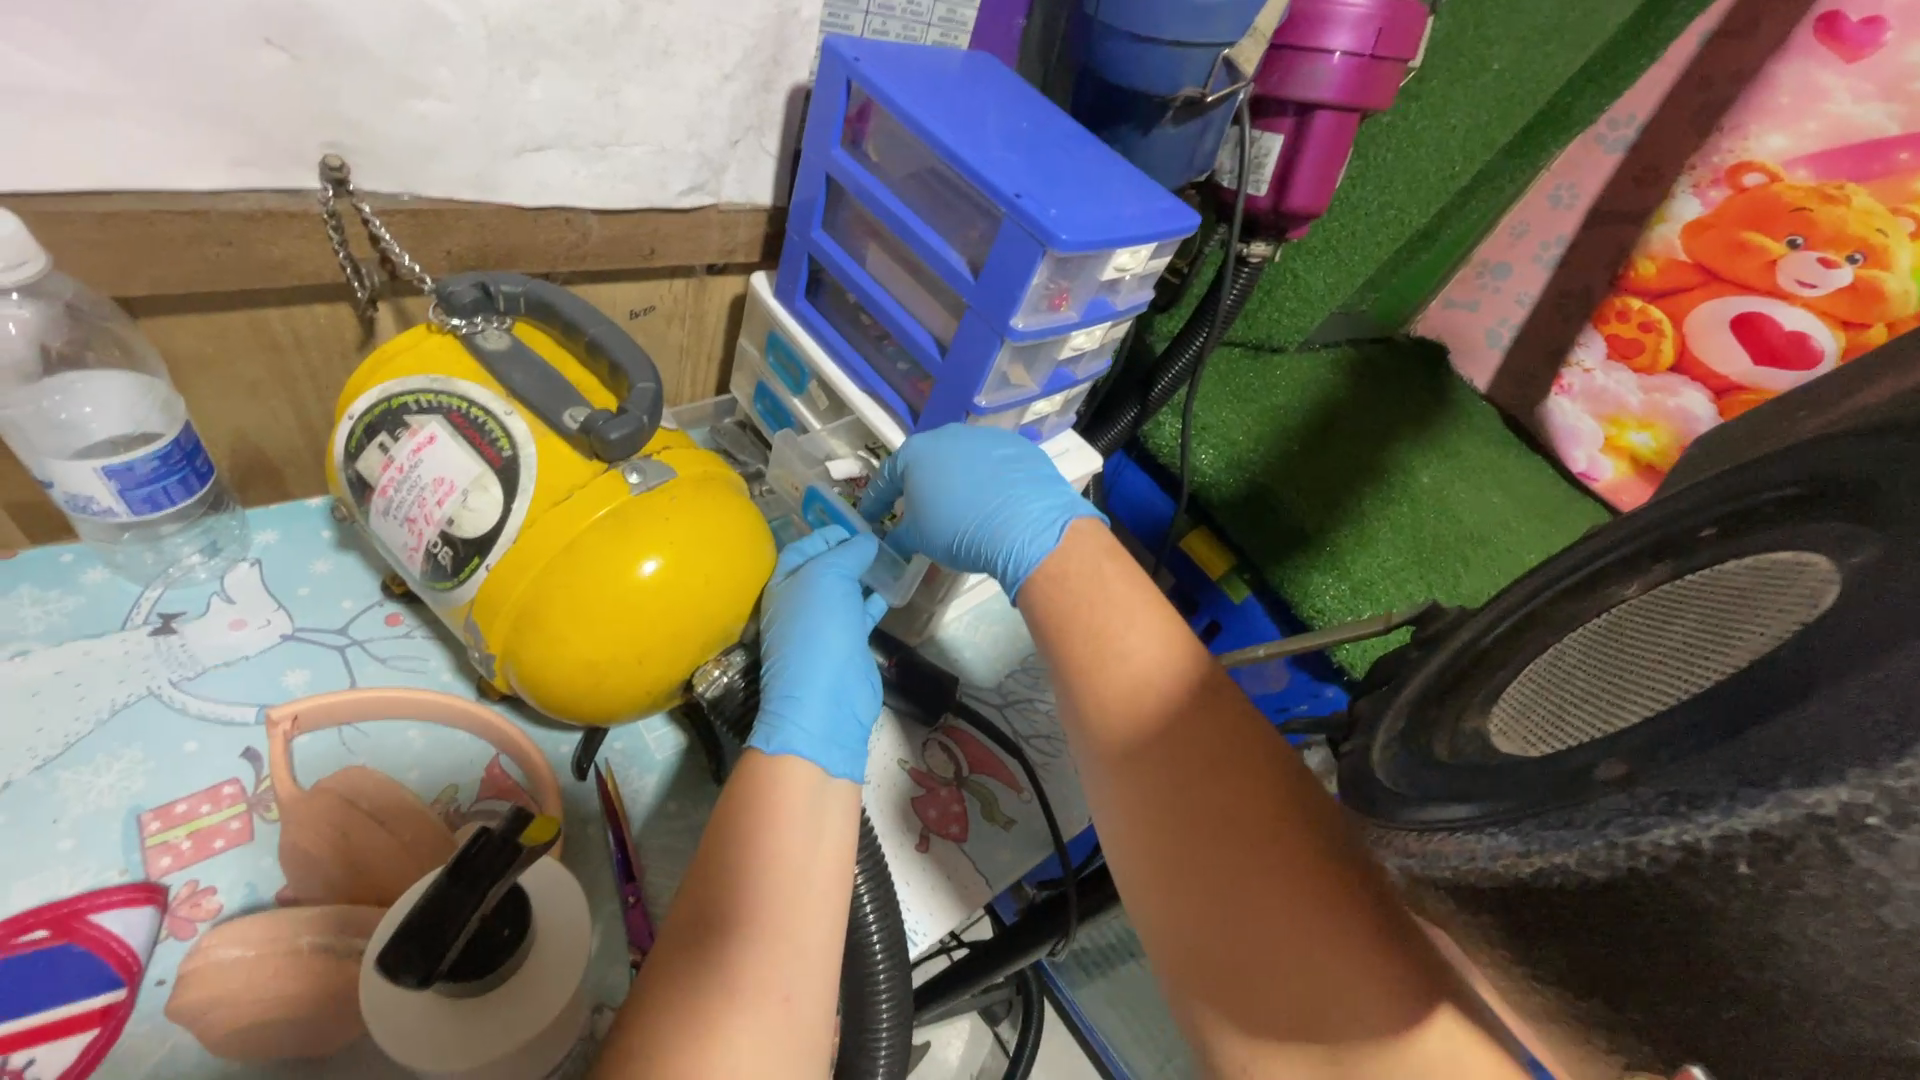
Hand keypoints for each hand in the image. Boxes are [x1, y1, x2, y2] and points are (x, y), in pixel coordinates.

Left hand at [748, 526, 890, 782]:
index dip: (825, 534)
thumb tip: (866, 541)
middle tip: (877, 538)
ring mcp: (824, 625)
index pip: (801, 549)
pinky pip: (862, 613)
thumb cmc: (818, 627)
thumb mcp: (829, 575)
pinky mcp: (848, 644)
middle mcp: (800, 602)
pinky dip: (876, 600)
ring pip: (846, 591)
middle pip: (824, 569)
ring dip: (865, 575)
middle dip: (848, 552)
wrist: (826, 697)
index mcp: (784, 583)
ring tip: (890, 557)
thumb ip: (848, 552)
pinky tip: (893, 588)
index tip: (854, 524)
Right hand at [858, 424, 1106, 599]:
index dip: (877, 500)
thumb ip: (900, 535)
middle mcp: (949, 435)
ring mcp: (987, 437)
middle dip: (920, 486)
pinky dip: (990, 481)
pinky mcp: (1020, 447)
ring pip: (963, 460)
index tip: (872, 517)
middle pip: (927, 462)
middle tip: (919, 511)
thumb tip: (894, 540)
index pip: (887, 477)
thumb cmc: (958, 530)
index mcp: (916, 453)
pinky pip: (996, 465)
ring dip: (957, 481)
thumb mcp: (919, 539)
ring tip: (962, 507)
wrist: (1026, 527)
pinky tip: (995, 503)